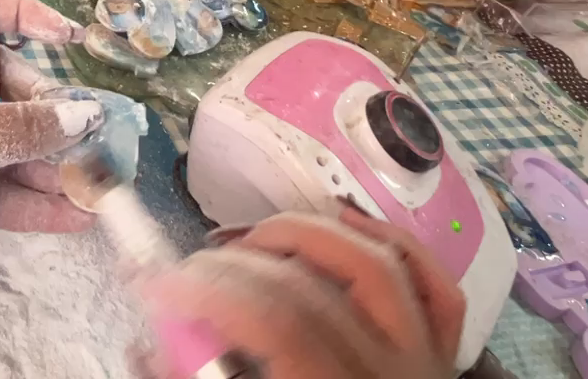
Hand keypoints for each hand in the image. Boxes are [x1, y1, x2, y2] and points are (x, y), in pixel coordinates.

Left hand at [0, 0, 104, 324]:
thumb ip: (25, 128)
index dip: (26, 13)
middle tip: (91, 146)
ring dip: (48, 165)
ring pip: (6, 142)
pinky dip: (30, 201)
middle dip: (51, 114)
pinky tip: (74, 219)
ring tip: (95, 190)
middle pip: (8, 86)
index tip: (70, 40)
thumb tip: (85, 114)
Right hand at [146, 208, 465, 378]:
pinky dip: (387, 241)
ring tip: (248, 243)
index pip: (279, 323)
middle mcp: (393, 378)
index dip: (212, 291)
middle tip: (184, 275)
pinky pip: (431, 285)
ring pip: (373, 265)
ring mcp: (425, 365)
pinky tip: (338, 224)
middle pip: (307, 290)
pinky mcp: (440, 358)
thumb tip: (147, 348)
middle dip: (230, 267)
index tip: (158, 287)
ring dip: (301, 234)